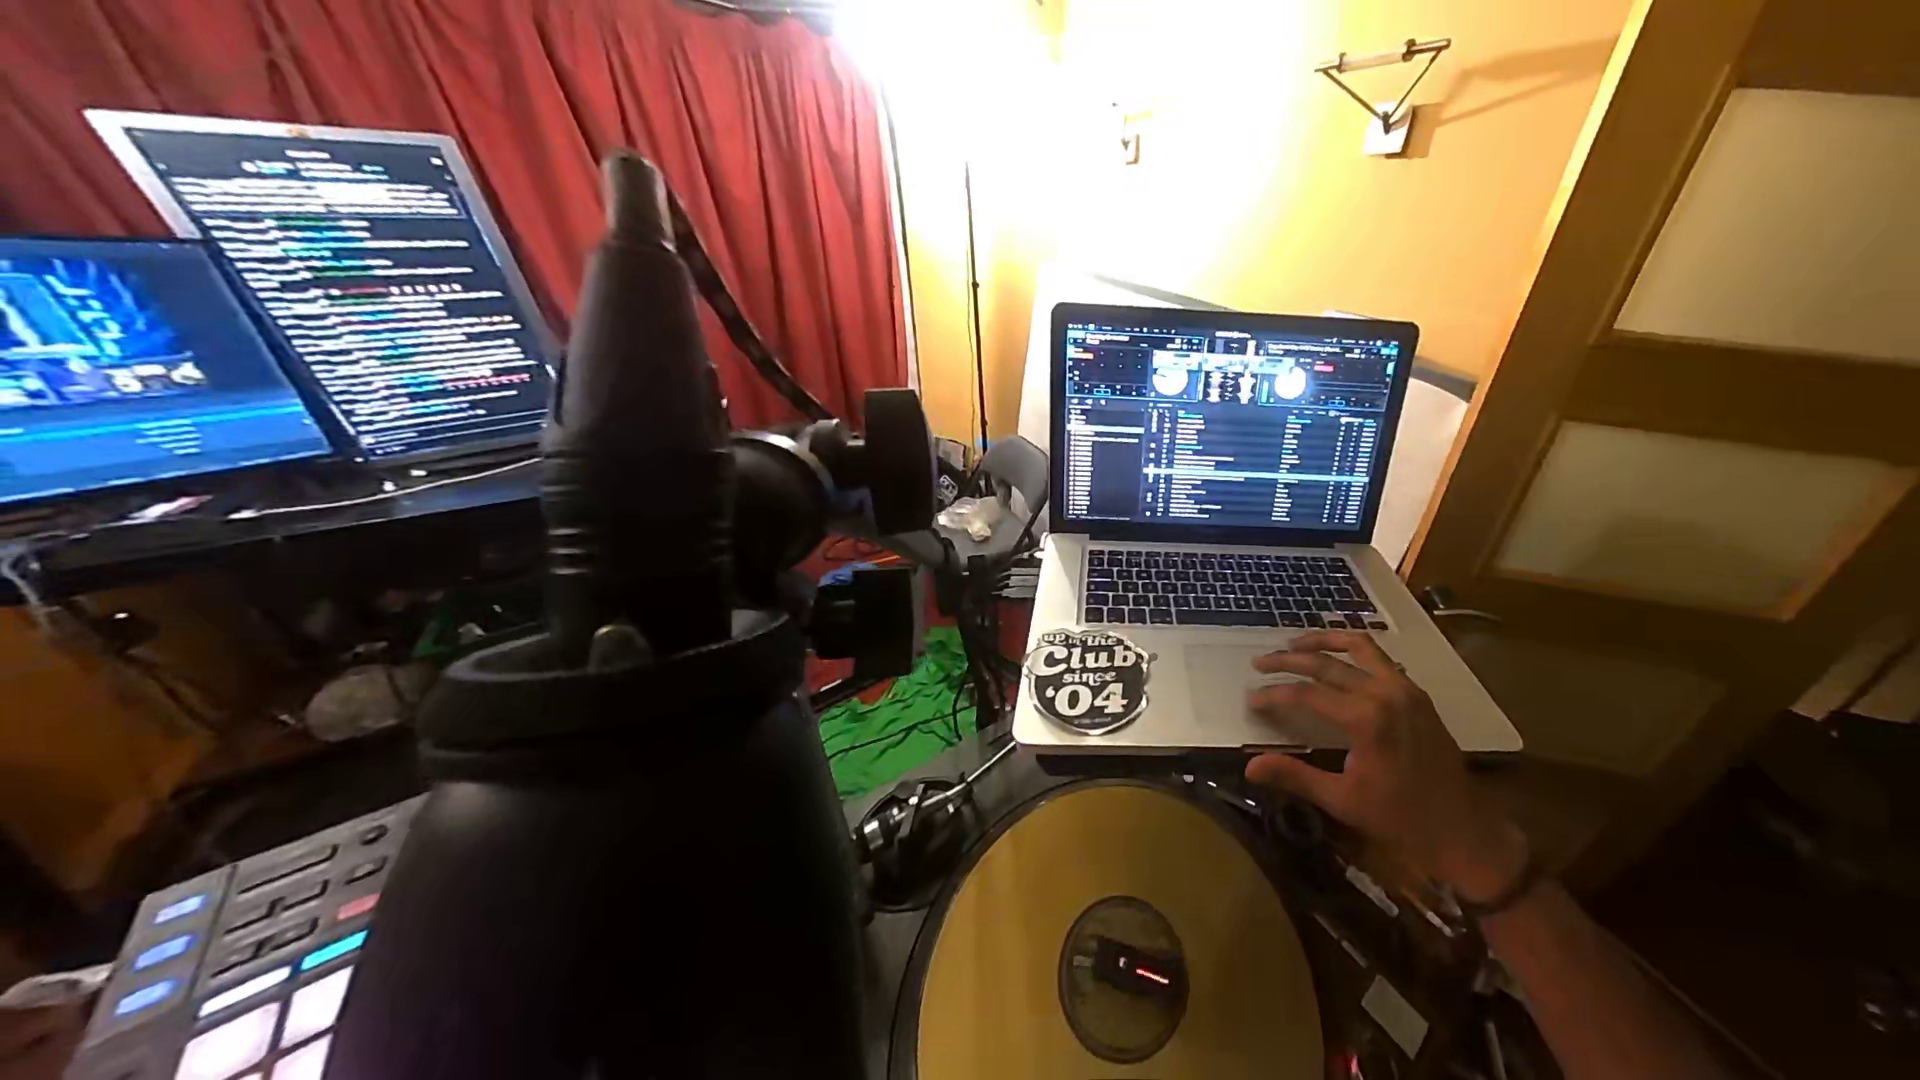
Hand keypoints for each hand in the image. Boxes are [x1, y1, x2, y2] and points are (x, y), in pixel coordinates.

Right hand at [1243, 630, 1527, 902]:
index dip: (1273, 694)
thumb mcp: (1341, 799)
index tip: (1251, 699)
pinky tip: (1336, 659)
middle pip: (1325, 664)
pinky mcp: (1417, 694)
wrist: (1464, 831)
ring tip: (1294, 644)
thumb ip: (1294, 775)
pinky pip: (1380, 658)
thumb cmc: (1399, 817)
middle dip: (1287, 660)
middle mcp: (1385, 694)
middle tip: (1259, 662)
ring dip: (1322, 641)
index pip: (1305, 693)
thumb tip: (1249, 766)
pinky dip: (1353, 650)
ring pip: (1357, 647)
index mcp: (1365, 719)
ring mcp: (1405, 690)